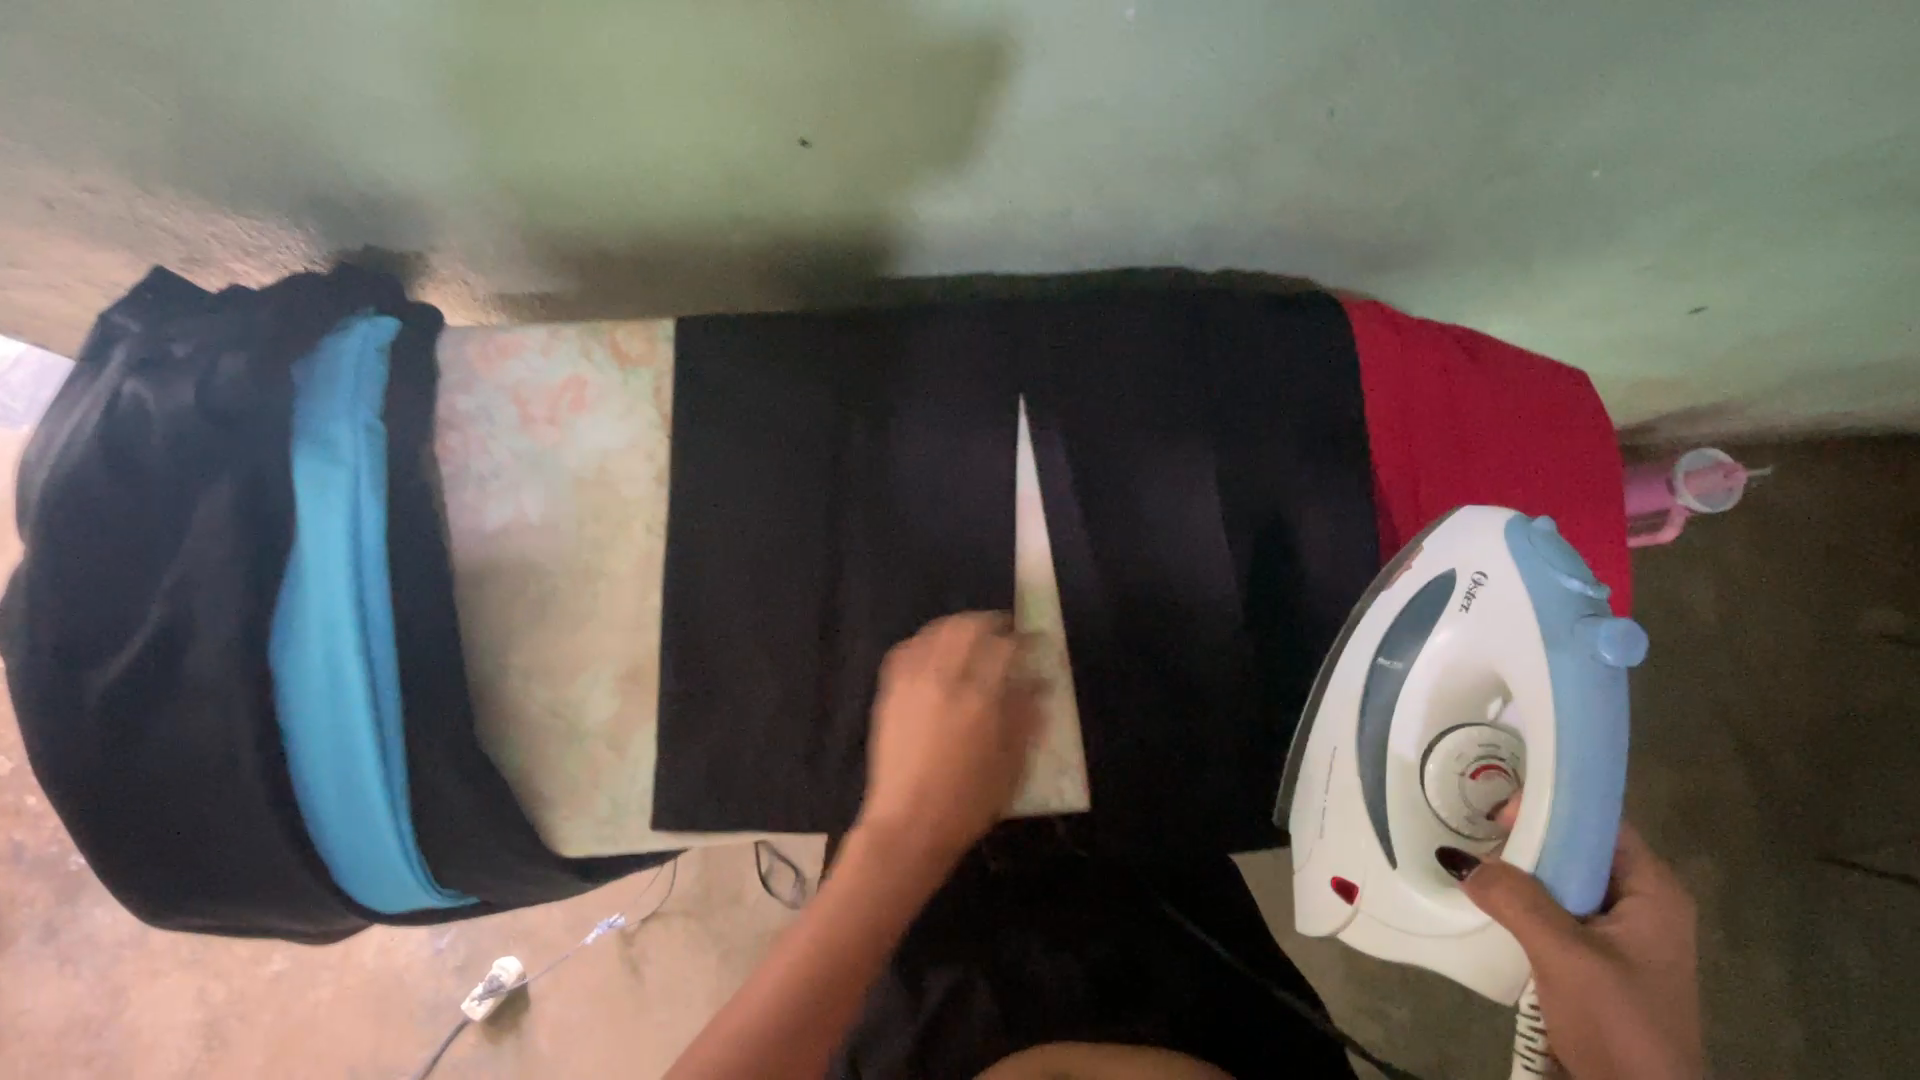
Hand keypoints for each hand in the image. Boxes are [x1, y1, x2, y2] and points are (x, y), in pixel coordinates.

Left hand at [857, 612, 1042, 860]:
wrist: (909, 823)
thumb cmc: (968, 801)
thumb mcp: (1012, 764)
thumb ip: (1027, 716)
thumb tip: (1040, 683)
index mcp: (980, 697)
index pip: (1005, 647)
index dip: (1024, 639)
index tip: (1034, 642)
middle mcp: (944, 679)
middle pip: (967, 628)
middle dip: (989, 624)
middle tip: (1004, 633)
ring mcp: (912, 682)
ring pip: (935, 633)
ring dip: (958, 627)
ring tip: (972, 638)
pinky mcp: (890, 692)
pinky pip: (906, 650)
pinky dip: (925, 642)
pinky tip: (935, 652)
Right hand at [1440, 804, 1702, 1079]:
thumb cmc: (1621, 1023)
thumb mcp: (1565, 955)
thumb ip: (1514, 899)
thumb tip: (1455, 857)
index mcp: (1653, 892)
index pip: (1601, 824)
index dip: (1551, 807)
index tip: (1494, 804)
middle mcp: (1638, 903)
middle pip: (1575, 849)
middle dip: (1524, 835)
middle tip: (1467, 822)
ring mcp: (1614, 933)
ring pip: (1557, 880)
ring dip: (1515, 869)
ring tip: (1465, 854)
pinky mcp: (1589, 958)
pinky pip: (1549, 910)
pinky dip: (1516, 899)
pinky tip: (1481, 896)